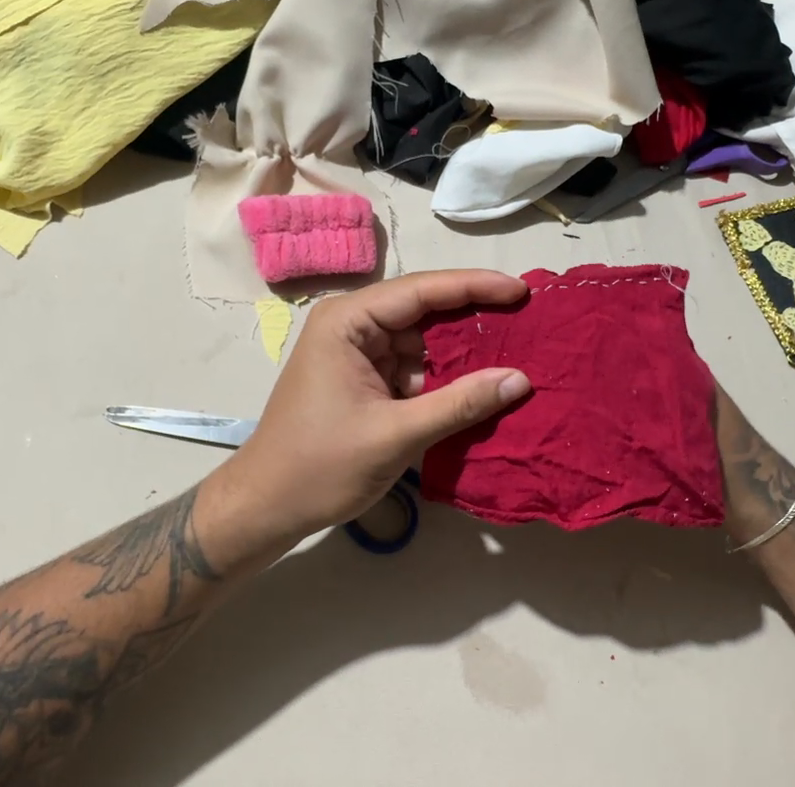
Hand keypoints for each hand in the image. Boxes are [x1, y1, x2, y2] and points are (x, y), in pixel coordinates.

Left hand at [208, 270, 530, 541]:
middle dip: (472, 319)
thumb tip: (521, 379)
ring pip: (423, 341)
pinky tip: (480, 386)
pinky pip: (413, 368)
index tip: (521, 291)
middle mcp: (351, 326)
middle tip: (527, 323)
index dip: (474, 287)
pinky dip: (443, 378)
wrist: (267, 506)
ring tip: (515, 355)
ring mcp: (357, 353)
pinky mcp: (363, 379)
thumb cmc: (321, 466)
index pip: (421, 291)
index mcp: (348, 322)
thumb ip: (459, 403)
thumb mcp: (396, 435)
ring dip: (462, 353)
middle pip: (424, 311)